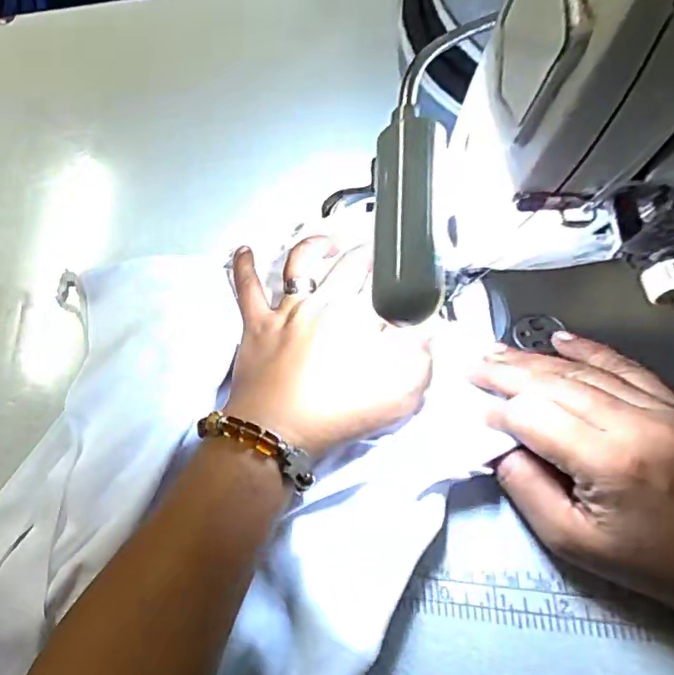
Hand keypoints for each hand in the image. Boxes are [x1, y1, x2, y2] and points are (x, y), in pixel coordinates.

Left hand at [223, 238, 433, 460]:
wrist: (277, 432)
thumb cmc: (338, 415)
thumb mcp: (399, 395)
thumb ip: (420, 359)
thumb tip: (429, 330)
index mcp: (358, 316)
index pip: (383, 286)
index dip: (396, 279)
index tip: (402, 279)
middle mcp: (322, 303)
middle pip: (346, 266)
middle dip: (363, 254)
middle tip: (370, 254)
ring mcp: (286, 311)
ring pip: (299, 264)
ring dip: (315, 246)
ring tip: (326, 242)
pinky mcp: (256, 324)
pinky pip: (247, 288)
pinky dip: (245, 266)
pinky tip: (245, 250)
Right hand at [472, 332, 673, 646]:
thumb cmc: (658, 567)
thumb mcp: (577, 544)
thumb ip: (529, 492)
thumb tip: (503, 450)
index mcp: (610, 460)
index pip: (537, 417)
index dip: (502, 414)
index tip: (477, 415)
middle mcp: (637, 422)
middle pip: (558, 383)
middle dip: (510, 372)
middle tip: (475, 364)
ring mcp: (664, 408)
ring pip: (587, 372)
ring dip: (539, 359)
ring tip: (501, 352)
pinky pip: (628, 368)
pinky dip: (592, 352)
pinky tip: (563, 340)